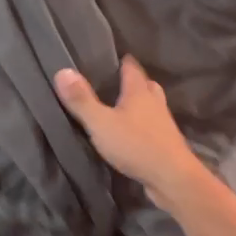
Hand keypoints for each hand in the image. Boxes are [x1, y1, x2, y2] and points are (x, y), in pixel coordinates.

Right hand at [54, 57, 203, 196]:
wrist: (173, 180)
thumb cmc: (136, 145)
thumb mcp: (101, 123)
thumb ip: (81, 99)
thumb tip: (62, 71)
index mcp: (139, 92)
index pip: (132, 67)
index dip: (122, 60)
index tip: (111, 55)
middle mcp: (154, 103)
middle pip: (145, 85)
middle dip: (133, 81)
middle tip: (115, 80)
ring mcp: (163, 124)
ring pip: (151, 105)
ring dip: (139, 103)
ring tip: (121, 105)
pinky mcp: (166, 143)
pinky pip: (152, 126)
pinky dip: (143, 123)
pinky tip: (132, 131)